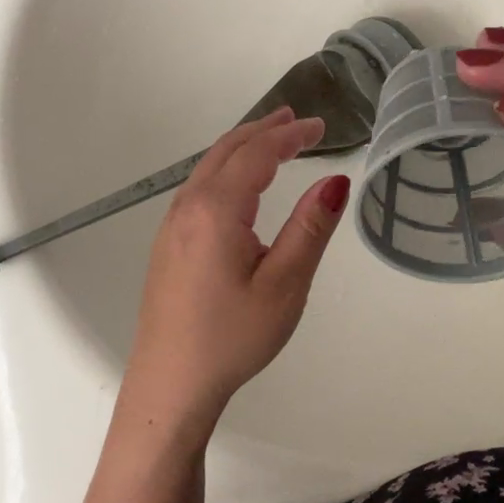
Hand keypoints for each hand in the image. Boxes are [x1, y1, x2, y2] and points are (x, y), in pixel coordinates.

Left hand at [123, 107, 350, 424]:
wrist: (171, 382)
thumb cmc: (232, 337)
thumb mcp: (284, 285)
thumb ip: (309, 228)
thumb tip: (335, 180)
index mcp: (216, 210)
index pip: (256, 154)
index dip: (289, 135)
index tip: (320, 126)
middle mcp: (188, 207)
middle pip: (226, 151)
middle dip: (263, 130)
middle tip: (297, 120)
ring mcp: (172, 226)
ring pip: (208, 168)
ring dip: (241, 148)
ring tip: (272, 140)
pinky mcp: (168, 245)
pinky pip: (198, 188)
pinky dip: (225, 170)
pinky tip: (238, 186)